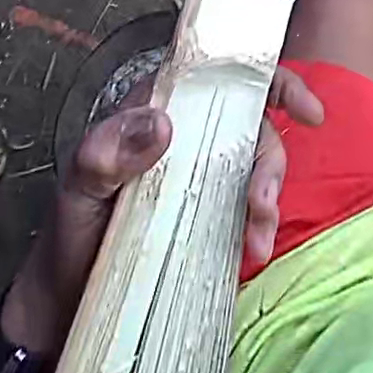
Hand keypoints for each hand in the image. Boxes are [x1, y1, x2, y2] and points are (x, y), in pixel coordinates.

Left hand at [0, 67, 322, 357]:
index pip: (215, 74)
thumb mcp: (80, 185)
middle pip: (249, 122)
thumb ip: (109, 149)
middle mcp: (185, 133)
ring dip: (266, 198)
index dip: (266, 79)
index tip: (305, 107)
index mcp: (157, 108)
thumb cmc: (70, 232)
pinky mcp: (207, 213)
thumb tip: (162, 122)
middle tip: (261, 204)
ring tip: (255, 239)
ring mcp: (198, 173)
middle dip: (269, 160)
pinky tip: (250, 251)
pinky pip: (246, 207)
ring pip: (252, 165)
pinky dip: (258, 226)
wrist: (67, 299)